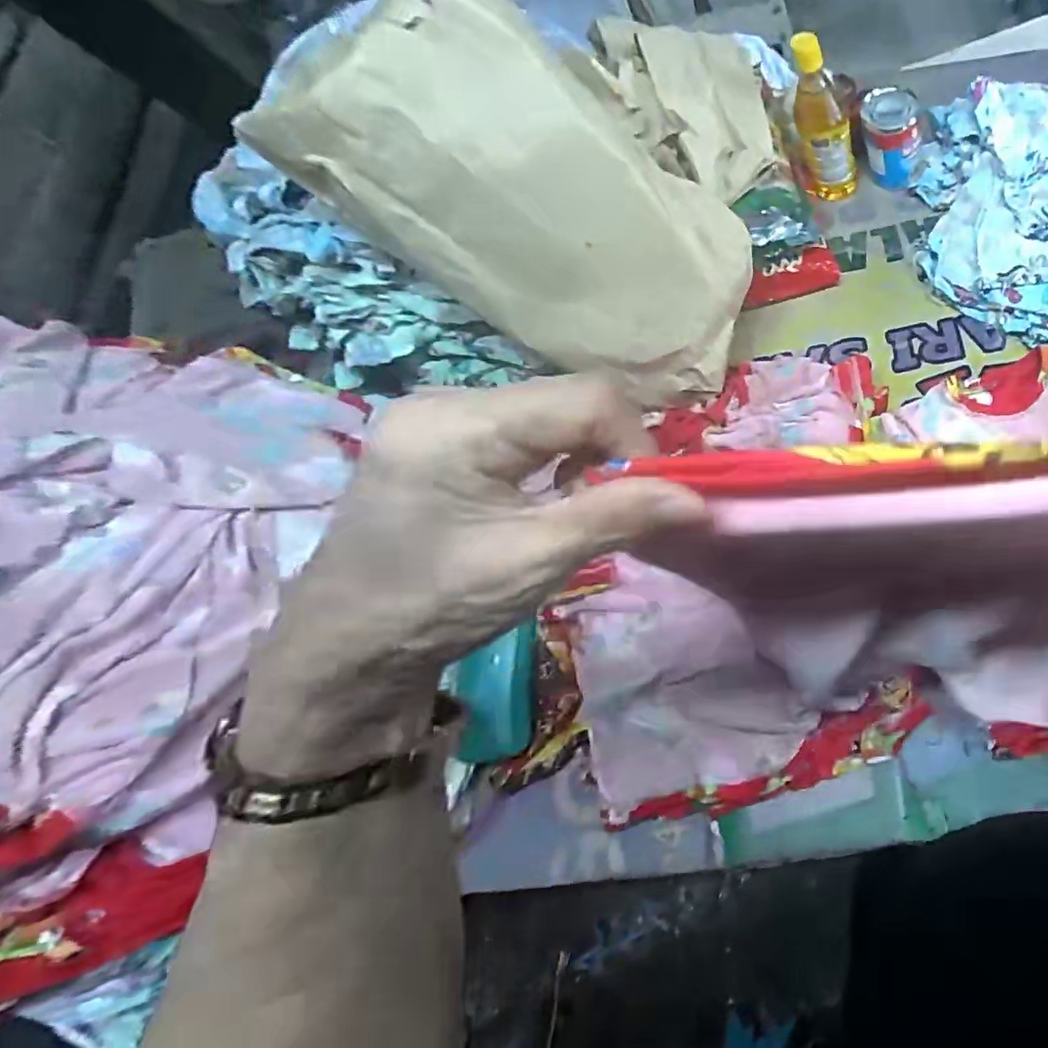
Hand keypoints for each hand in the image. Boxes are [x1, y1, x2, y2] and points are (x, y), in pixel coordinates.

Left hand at [238, 377, 706, 777]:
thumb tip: (699, 501)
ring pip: (555, 411)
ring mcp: (442, 414)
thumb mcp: (536, 561)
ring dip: (590, 455)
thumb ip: (619, 516)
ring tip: (582, 507)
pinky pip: (529, 428)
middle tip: (619, 508)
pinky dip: (561, 458)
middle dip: (614, 450)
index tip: (648, 499)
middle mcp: (448, 399)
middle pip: (571, 398)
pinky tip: (552, 497)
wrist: (348, 649)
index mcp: (459, 423)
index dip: (636, 443)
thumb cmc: (437, 606)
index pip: (587, 398)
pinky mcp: (445, 434)